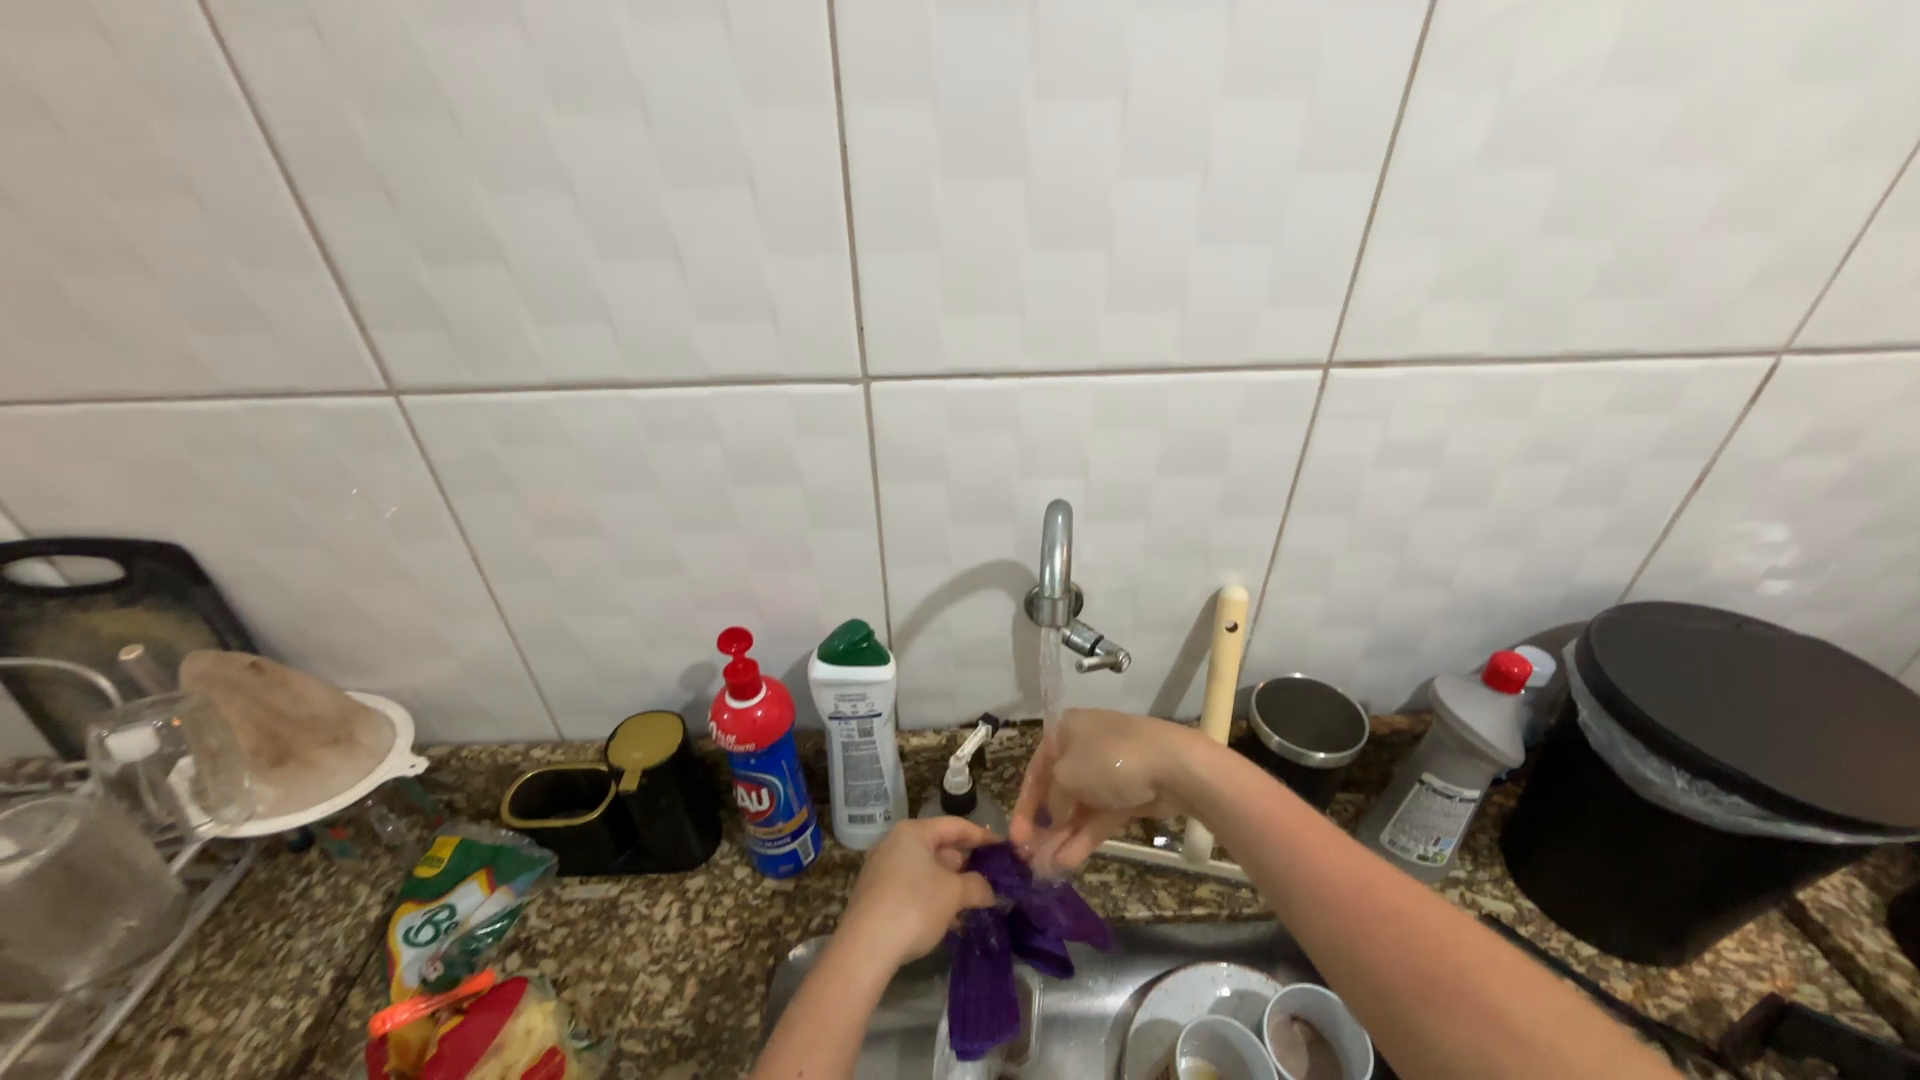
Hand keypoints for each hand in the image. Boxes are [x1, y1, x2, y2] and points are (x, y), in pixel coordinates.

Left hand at [838, 817, 998, 969]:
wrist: (865, 948)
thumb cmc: (914, 906)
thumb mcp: (954, 894)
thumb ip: (978, 886)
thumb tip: (990, 890)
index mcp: (913, 832)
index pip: (955, 826)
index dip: (982, 836)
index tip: (1003, 849)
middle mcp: (894, 843)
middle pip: (939, 848)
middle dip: (965, 865)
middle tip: (989, 881)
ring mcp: (881, 869)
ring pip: (925, 871)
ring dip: (950, 886)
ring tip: (973, 904)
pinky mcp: (875, 894)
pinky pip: (912, 887)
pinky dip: (932, 897)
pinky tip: (948, 920)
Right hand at [1010, 708, 1200, 873]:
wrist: (1173, 766)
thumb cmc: (1109, 760)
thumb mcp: (1066, 775)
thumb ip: (1054, 800)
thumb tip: (1057, 816)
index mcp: (1065, 732)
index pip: (1036, 771)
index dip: (1025, 806)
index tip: (1016, 837)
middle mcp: (1084, 749)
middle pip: (1058, 793)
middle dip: (1044, 827)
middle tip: (1030, 857)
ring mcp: (1109, 774)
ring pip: (1079, 810)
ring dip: (1062, 838)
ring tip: (1046, 869)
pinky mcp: (1128, 796)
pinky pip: (1099, 818)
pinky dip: (1083, 838)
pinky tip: (1067, 862)